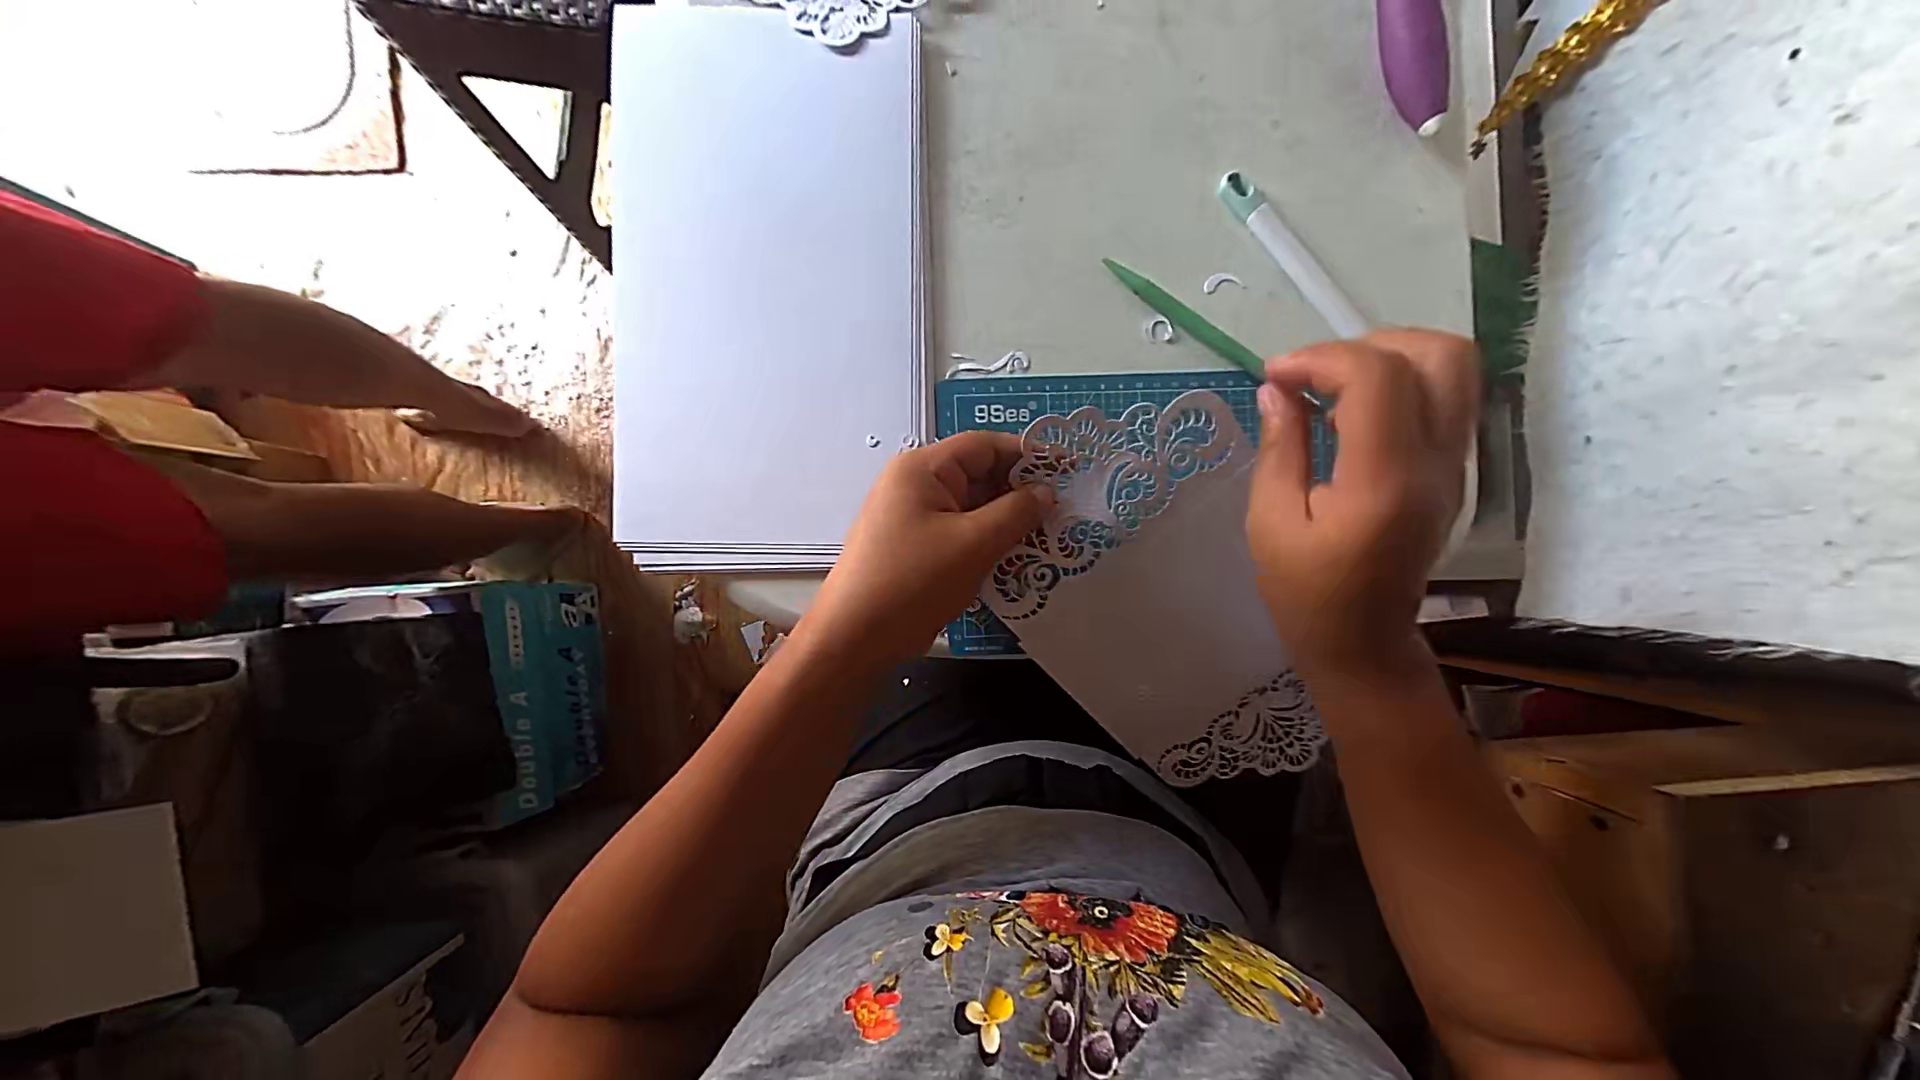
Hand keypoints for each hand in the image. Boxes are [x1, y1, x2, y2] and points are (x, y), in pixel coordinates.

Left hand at [802, 431, 1053, 670]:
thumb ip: (1016, 512)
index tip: (1068, 469)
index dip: (1029, 454)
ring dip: (1007, 522)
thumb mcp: (973, 544)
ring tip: (1048, 537)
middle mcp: (915, 486)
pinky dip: (988, 543)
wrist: (854, 638)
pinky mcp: (916, 549)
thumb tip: (1045, 493)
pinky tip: (1017, 559)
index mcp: (922, 469)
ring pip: (972, 509)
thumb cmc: (911, 583)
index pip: (984, 446)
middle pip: (979, 477)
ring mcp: (914, 519)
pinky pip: (960, 534)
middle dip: (1021, 493)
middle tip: (1063, 512)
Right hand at [1246, 329, 1478, 676]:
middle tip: (1312, 374)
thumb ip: (1279, 449)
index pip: (1377, 378)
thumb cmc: (1304, 591)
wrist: (1362, 639)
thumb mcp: (1270, 522)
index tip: (1273, 375)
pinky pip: (1444, 397)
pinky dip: (1399, 381)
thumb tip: (1275, 390)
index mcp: (1384, 482)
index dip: (1320, 358)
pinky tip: (1351, 410)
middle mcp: (1436, 463)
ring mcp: (1455, 465)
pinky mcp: (1453, 469)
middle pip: (1439, 355)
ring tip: (1332, 384)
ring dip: (1390, 357)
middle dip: (1367, 344)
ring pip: (1455, 368)